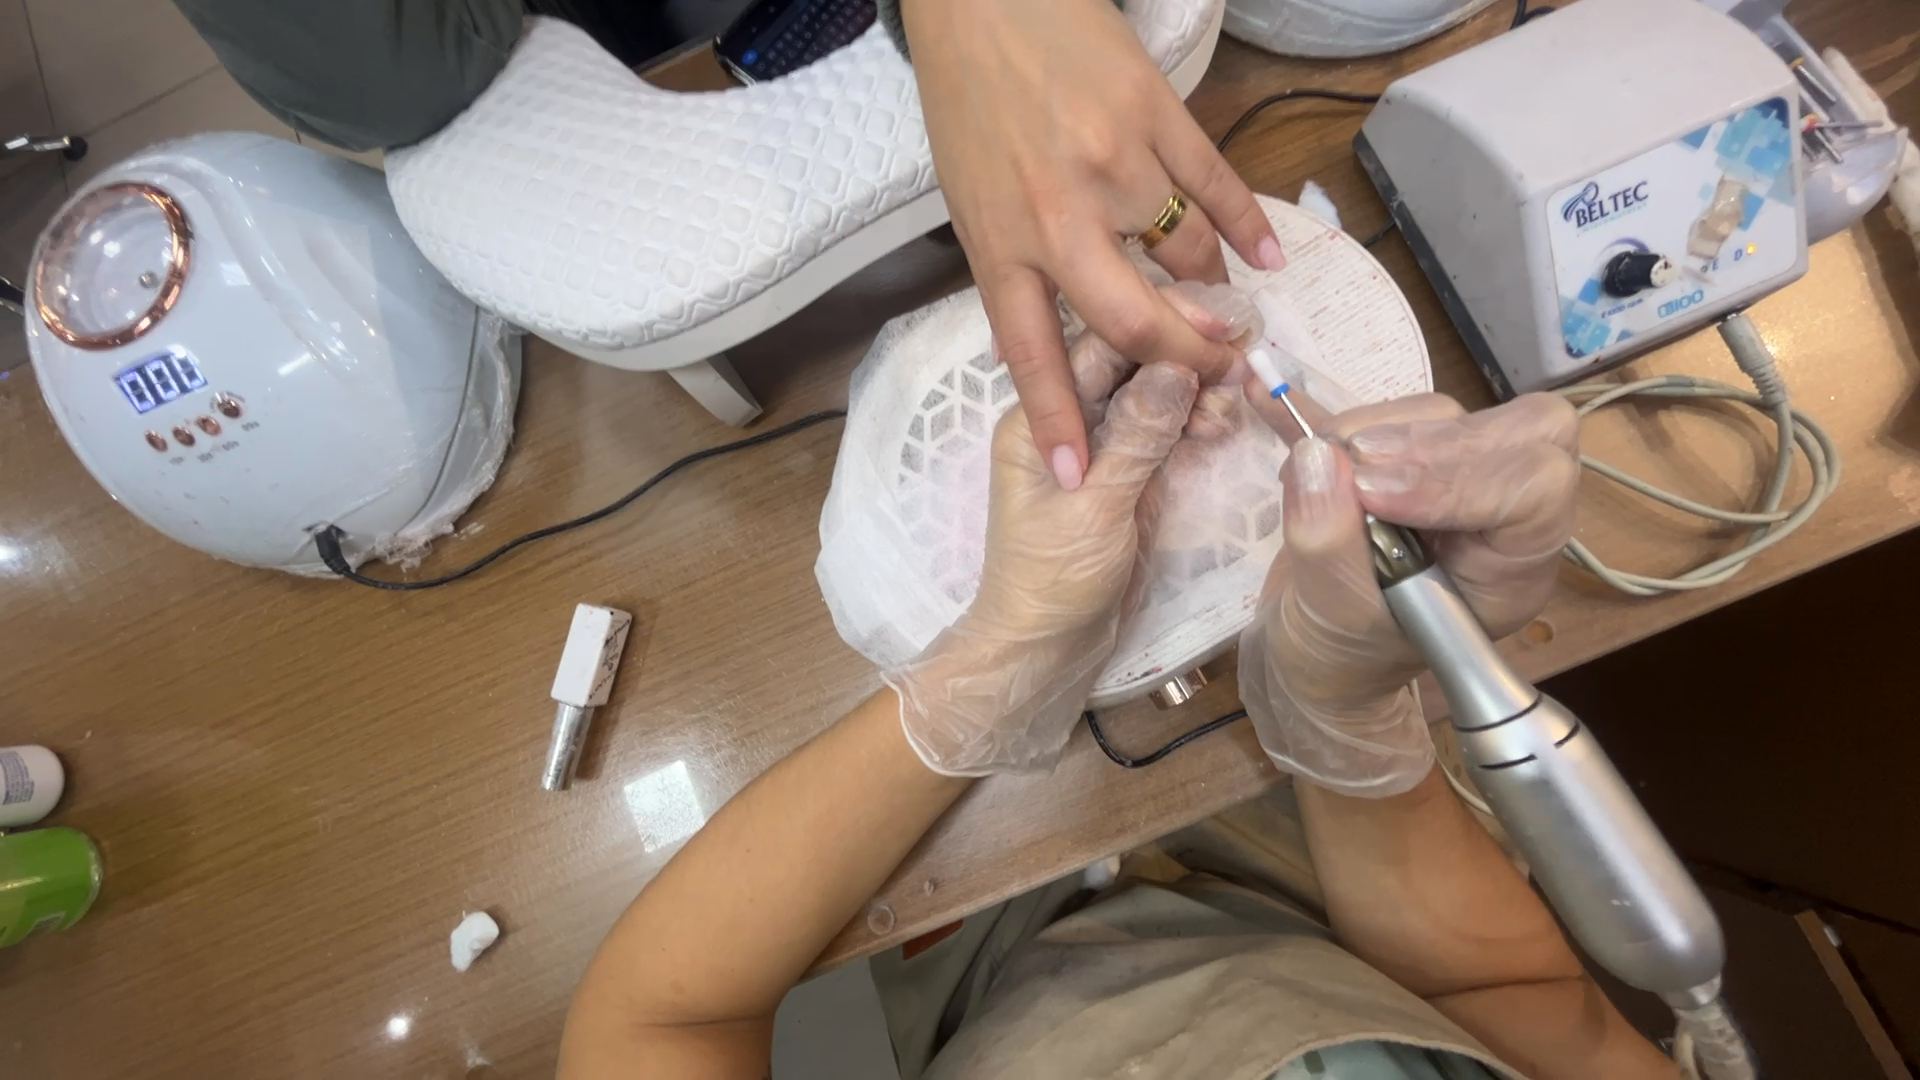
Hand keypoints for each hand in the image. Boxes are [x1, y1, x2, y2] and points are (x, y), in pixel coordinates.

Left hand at [885, 287, 1259, 775]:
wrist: (1049, 644)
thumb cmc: (1055, 579)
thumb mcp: (1096, 507)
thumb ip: (1135, 438)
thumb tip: (1176, 363)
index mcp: (1037, 419)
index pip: (1095, 352)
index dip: (1155, 331)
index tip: (1217, 324)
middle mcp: (1067, 423)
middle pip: (1128, 369)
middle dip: (1183, 359)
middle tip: (1240, 356)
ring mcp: (1100, 449)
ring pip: (1152, 400)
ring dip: (1194, 394)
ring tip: (1234, 398)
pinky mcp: (1127, 476)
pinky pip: (1163, 436)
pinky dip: (1192, 426)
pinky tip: (1221, 424)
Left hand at [902, 0, 1285, 491]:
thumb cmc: (970, 113)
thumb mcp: (972, 211)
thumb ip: (1017, 276)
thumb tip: (1058, 340)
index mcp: (1001, 248)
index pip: (1034, 356)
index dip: (1058, 421)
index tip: (1079, 477)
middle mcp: (1059, 218)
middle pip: (1134, 319)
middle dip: (1181, 365)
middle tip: (1217, 385)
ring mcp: (1114, 164)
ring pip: (1185, 255)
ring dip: (1212, 297)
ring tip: (1227, 317)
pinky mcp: (1156, 114)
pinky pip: (1216, 186)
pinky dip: (1247, 227)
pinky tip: (1269, 259)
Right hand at [1236, 392, 1580, 795]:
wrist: (1314, 655)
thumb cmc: (1340, 658)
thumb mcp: (1336, 619)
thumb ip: (1330, 546)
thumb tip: (1315, 458)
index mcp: (1509, 565)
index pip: (1532, 486)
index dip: (1455, 473)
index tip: (1368, 492)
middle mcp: (1492, 511)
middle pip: (1504, 431)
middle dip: (1417, 440)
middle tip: (1344, 470)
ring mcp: (1441, 479)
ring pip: (1433, 415)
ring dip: (1361, 430)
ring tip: (1300, 474)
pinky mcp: (1384, 462)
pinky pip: (1362, 418)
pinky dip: (1311, 407)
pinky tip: (1263, 393)